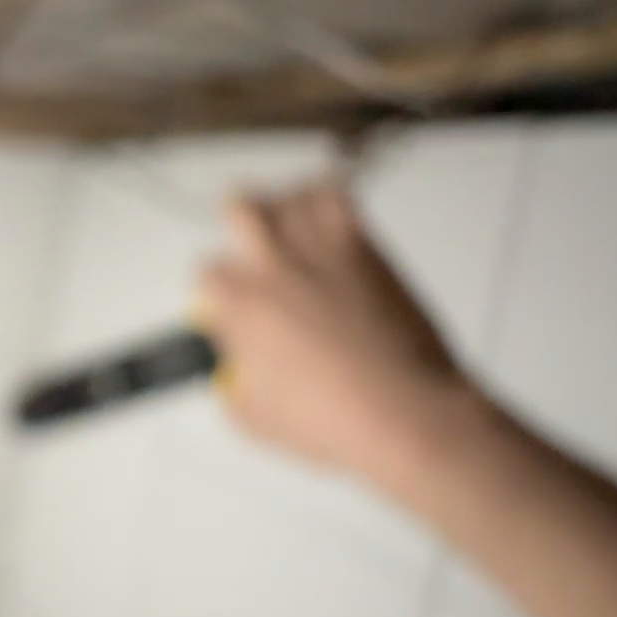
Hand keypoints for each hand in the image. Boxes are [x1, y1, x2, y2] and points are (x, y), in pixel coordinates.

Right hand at [197, 183, 482, 482]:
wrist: (408, 414)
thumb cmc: (330, 421)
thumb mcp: (255, 421)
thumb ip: (233, 391)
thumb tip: (235, 381)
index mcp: (241, 303)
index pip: (207, 274)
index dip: (216, 292)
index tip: (230, 312)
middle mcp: (275, 266)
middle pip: (239, 208)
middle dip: (235, 223)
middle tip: (247, 243)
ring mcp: (322, 253)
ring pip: (292, 195)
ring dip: (283, 206)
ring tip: (287, 224)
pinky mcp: (366, 251)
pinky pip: (339, 202)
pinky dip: (327, 201)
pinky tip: (325, 217)